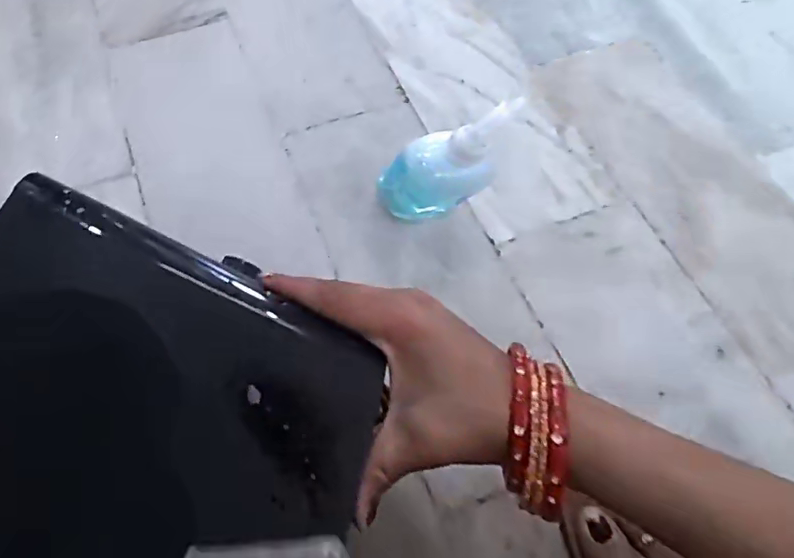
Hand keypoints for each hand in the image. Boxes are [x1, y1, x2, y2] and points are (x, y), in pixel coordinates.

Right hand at [264, 275, 510, 523]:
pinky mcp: (424, 312)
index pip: (336, 298)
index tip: (265, 281)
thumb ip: (374, 468)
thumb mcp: (415, 441)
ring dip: (330, 296)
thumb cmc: (466, 414)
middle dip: (307, 290)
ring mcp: (416, 303)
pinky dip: (350, 304)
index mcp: (394, 319)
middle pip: (344, 289)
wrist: (527, 410)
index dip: (299, 288)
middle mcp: (402, 300)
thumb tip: (352, 511)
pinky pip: (374, 300)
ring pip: (360, 292)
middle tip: (271, 295)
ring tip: (294, 305)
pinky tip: (338, 319)